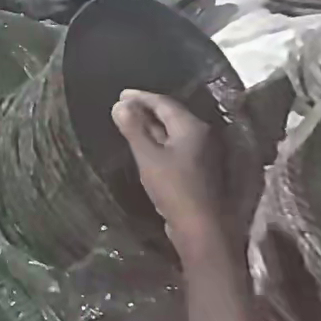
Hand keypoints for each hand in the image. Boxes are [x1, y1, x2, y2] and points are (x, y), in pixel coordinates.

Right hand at [111, 90, 226, 255]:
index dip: (141, 97)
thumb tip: (120, 104)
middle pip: (171, 114)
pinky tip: (146, 144)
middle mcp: (201, 134)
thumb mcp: (148, 157)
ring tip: (131, 121)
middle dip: (146, 108)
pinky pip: (175, 145)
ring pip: (173, 131)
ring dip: (152, 125)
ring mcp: (201, 152)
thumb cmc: (173, 188)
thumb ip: (134, 129)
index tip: (121, 94)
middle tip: (124, 104)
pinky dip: (159, 140)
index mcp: (191, 126)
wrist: (200, 226)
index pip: (164, 103)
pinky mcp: (197, 168)